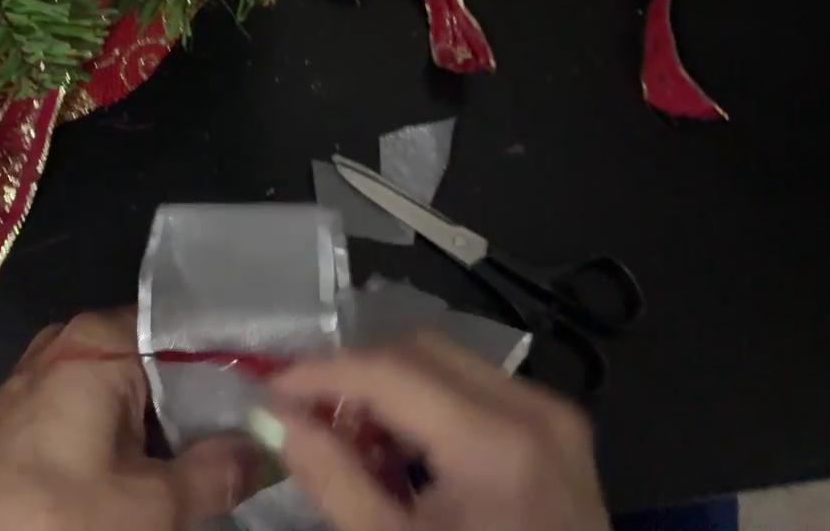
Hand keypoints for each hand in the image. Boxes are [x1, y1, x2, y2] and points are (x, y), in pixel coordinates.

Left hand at [0, 309, 256, 530]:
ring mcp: (42, 370)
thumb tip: (265, 450)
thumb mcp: (150, 506)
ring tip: (208, 450)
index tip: (267, 391)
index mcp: (101, 338)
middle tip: (248, 430)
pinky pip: (91, 404)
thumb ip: (217, 472)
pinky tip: (149, 463)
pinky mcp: (24, 408)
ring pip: (124, 385)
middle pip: (156, 358)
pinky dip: (123, 430)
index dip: (230, 363)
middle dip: (198, 398)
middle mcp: (70, 339)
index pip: (187, 332)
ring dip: (161, 421)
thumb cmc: (54, 514)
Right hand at [270, 333, 610, 530]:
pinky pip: (473, 385)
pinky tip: (404, 453)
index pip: (386, 371)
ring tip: (359, 443)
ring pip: (442, 360)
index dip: (319, 373)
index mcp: (495, 443)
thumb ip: (332, 479)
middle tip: (313, 417)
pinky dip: (425, 404)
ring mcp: (553, 417)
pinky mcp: (559, 431)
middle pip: (415, 350)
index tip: (271, 390)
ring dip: (388, 387)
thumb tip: (278, 418)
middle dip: (355, 376)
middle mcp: (531, 409)